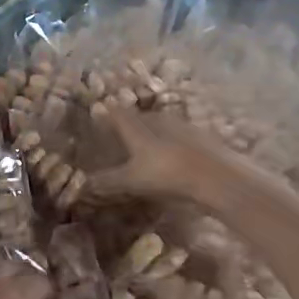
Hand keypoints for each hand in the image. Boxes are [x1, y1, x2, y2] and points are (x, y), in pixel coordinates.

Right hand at [87, 108, 241, 204]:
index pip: (116, 113)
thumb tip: (81, 185)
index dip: (105, 115)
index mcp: (138, 126)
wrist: (217, 177)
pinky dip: (170, 146)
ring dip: (151, 136)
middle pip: (138, 118)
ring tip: (145, 151)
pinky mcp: (201, 138)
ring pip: (160, 127)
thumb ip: (106, 182)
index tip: (97, 118)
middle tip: (119, 139)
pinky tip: (171, 161)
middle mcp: (158, 119)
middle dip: (128, 127)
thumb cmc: (166, 174)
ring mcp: (182, 126)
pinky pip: (178, 138)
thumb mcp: (131, 181)